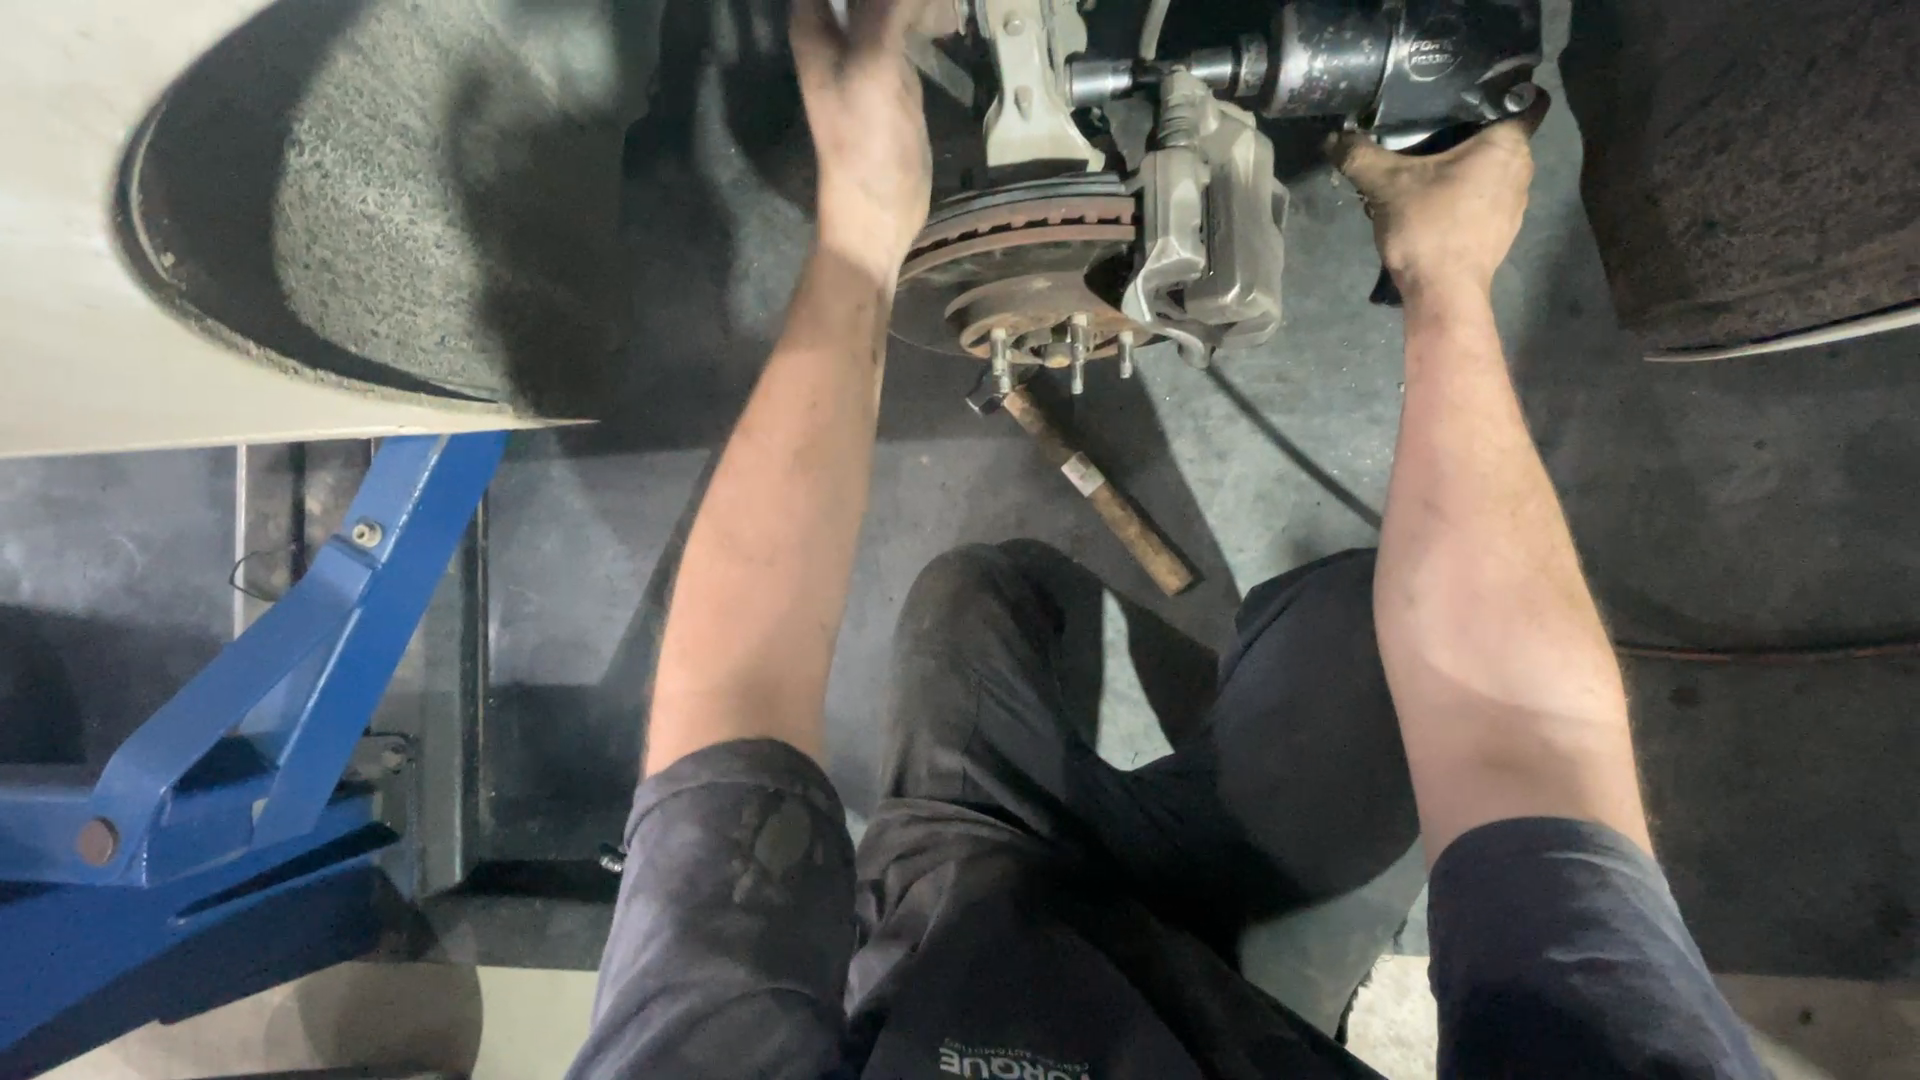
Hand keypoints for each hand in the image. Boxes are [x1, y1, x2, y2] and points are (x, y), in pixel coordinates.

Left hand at [791, 0, 933, 282]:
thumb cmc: (865, 146)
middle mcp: (836, 26)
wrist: (878, 213)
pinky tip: (949, 15)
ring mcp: (867, 46)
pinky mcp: (896, 70)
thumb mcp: (874, 66)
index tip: (903, 0)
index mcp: (815, 19)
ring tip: (944, 7)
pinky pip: (910, 18)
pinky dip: (928, 8)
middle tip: (928, 3)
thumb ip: (888, 7)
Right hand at [1329, 96, 1549, 303]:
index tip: (1467, 104)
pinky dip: (1462, 203)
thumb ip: (1360, 157)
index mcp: (1508, 143)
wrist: (1443, 291)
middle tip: (1427, 146)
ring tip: (1425, 183)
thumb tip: (1334, 138)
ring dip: (1462, 175)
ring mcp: (1515, 204)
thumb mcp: (1386, 185)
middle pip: (1497, 140)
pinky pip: (1483, 204)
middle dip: (1465, 141)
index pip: (1524, 100)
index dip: (1499, 96)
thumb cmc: (1428, 226)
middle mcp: (1523, 168)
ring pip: (1489, 174)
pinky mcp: (1501, 233)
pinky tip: (1434, 214)